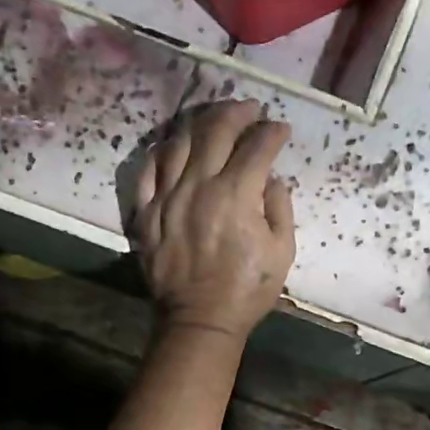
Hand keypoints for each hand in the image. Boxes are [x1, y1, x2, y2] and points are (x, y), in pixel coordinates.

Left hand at [132, 101, 296, 339]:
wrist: (200, 321)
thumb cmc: (248, 289)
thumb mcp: (282, 252)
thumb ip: (280, 208)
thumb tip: (271, 179)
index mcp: (237, 195)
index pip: (258, 147)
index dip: (273, 132)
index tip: (281, 128)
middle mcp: (199, 185)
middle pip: (216, 132)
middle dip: (237, 113)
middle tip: (250, 109)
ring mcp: (168, 197)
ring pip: (180, 142)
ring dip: (200, 123)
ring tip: (214, 119)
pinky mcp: (147, 213)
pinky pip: (149, 171)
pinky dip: (163, 152)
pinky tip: (174, 146)